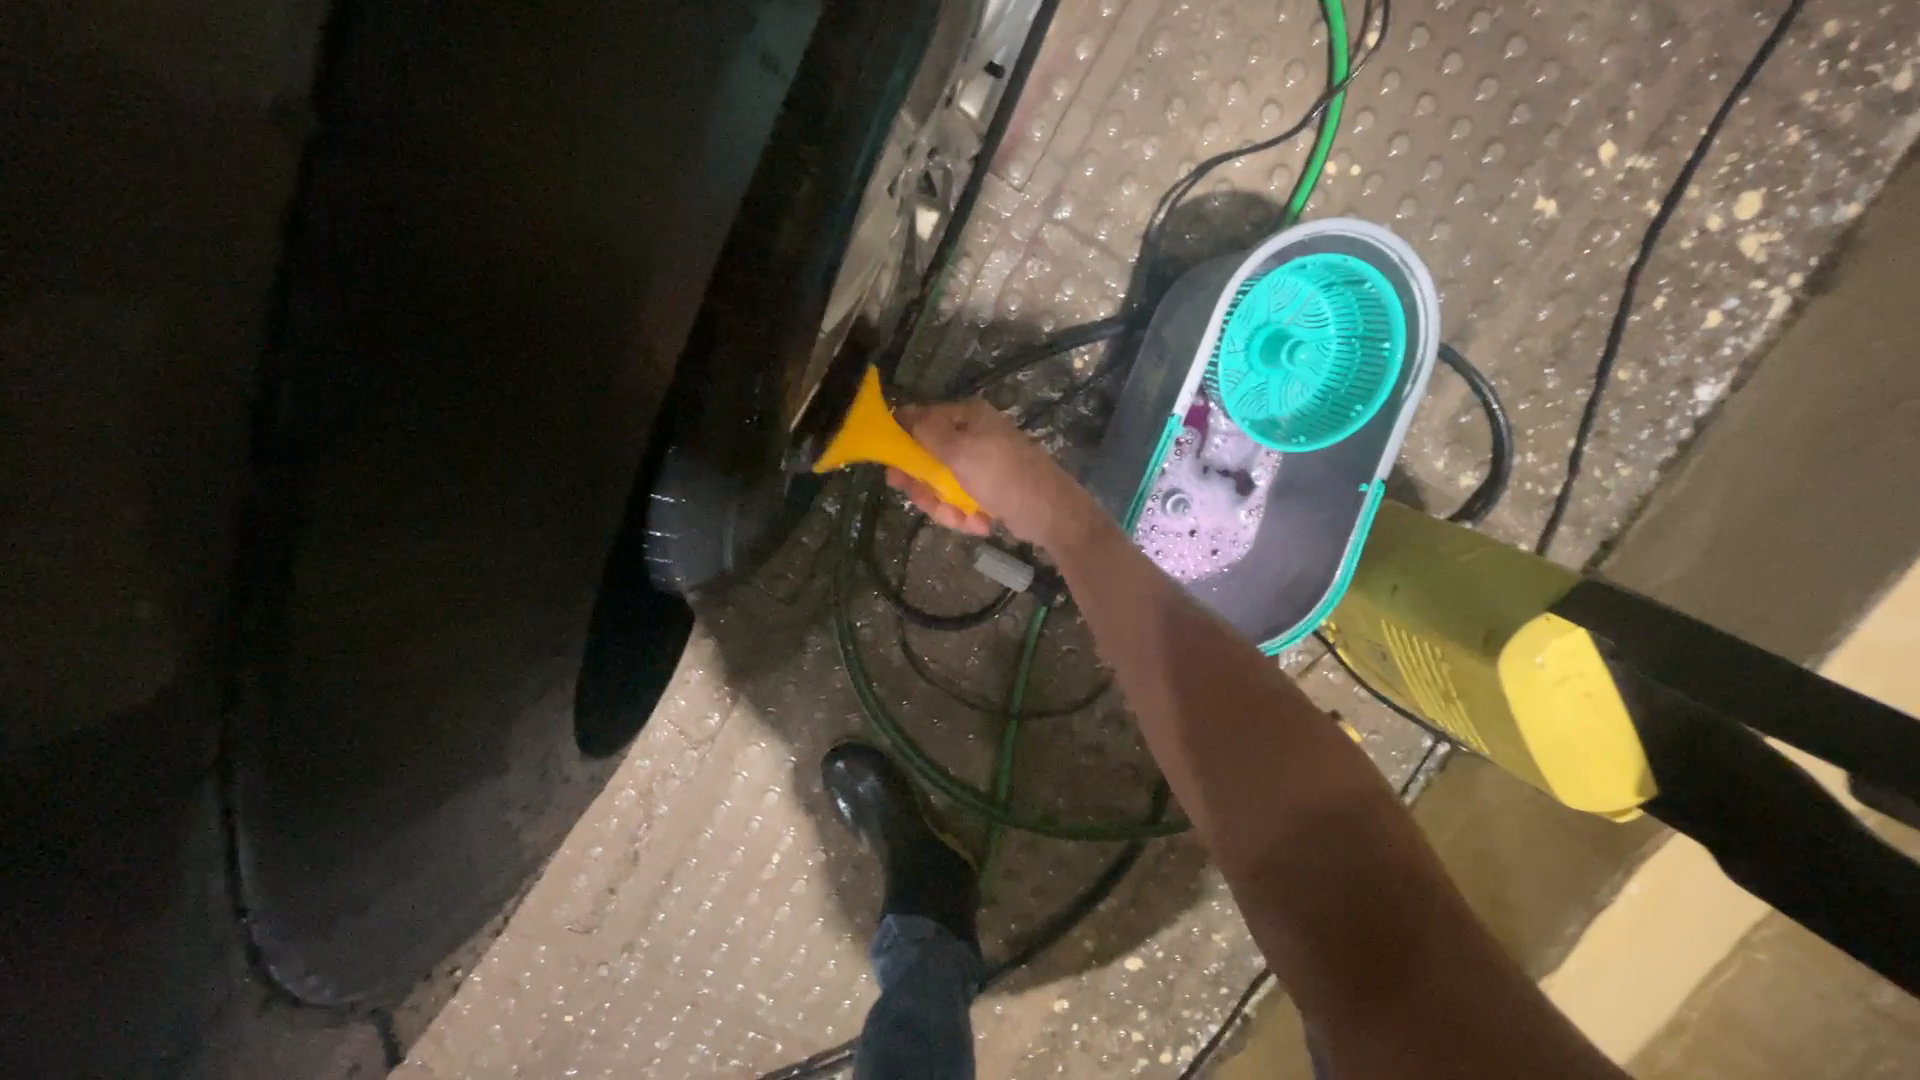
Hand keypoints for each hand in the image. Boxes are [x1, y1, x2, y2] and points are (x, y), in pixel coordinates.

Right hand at [889, 399, 1105, 554]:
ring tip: (966, 519)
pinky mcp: (988, 489)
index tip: (894, 473)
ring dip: (948, 509)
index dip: (901, 445)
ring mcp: (980, 464)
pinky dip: (967, 515)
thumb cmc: (1005, 477)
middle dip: (927, 489)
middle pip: (926, 460)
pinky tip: (983, 523)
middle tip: (931, 503)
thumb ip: (927, 433)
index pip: (919, 421)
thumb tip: (899, 412)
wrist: (1052, 514)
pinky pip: (961, 501)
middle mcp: (972, 435)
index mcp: (966, 417)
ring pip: (941, 487)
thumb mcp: (961, 452)